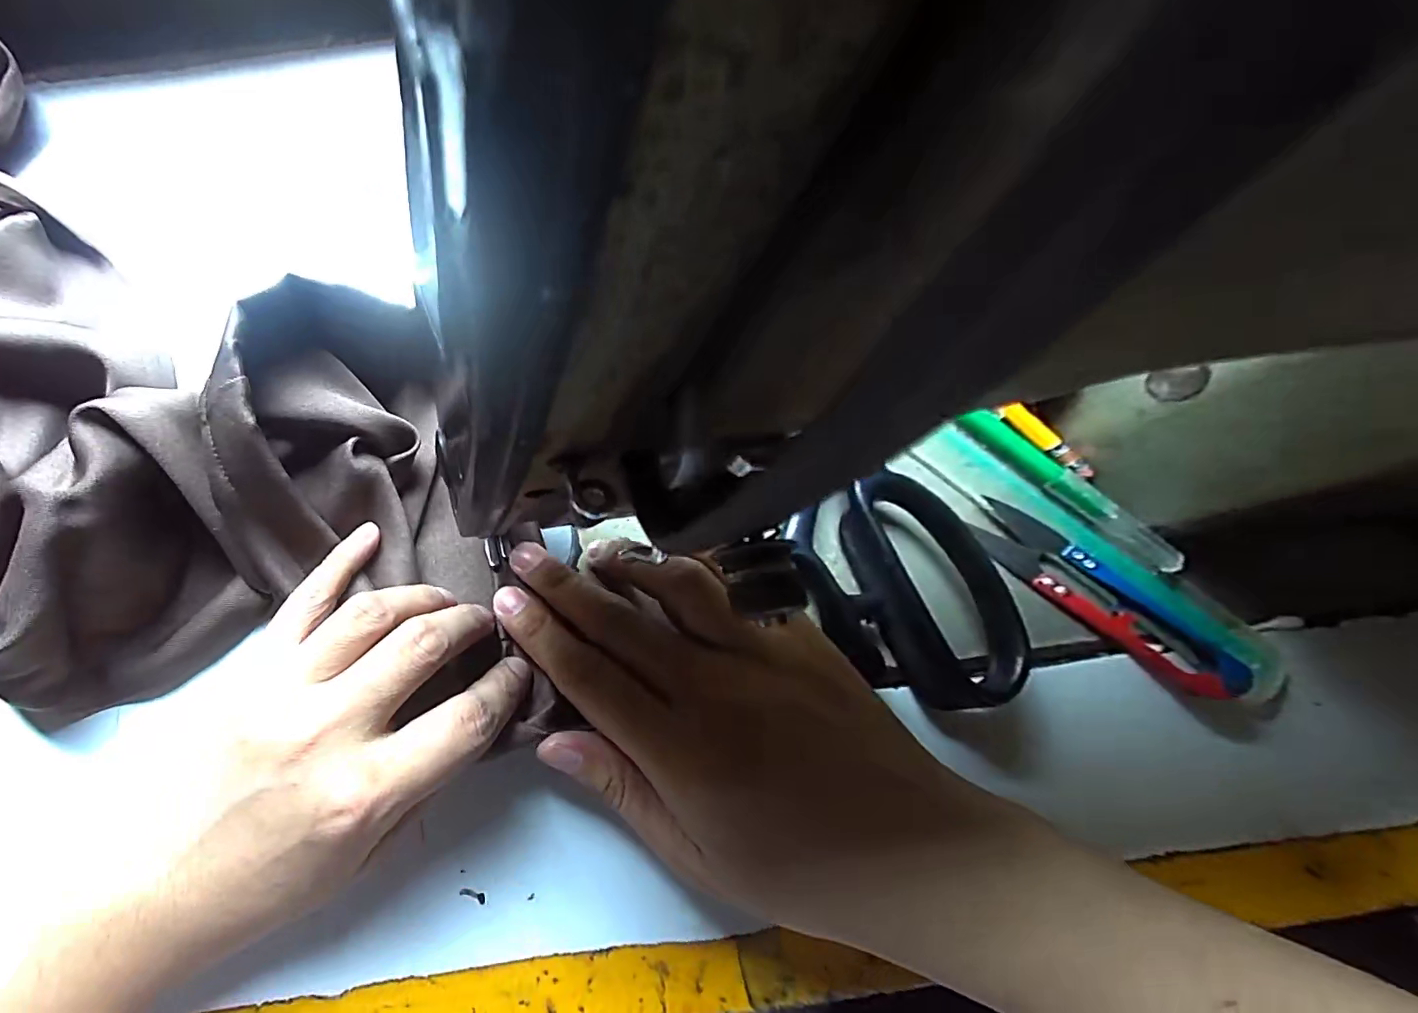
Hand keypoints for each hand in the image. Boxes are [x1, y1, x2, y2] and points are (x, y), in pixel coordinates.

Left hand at [0, 522, 530, 1012]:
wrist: (139, 892)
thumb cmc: (260, 889)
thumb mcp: (362, 860)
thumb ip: (422, 788)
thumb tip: (469, 729)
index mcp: (363, 792)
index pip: (467, 719)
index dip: (507, 686)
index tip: (518, 670)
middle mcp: (327, 729)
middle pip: (424, 645)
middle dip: (470, 624)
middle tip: (486, 622)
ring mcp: (281, 689)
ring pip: (371, 613)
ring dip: (422, 596)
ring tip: (445, 601)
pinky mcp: (248, 670)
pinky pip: (302, 601)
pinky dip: (339, 561)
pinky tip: (370, 536)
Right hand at [492, 539, 1047, 946]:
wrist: (910, 845)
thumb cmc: (796, 865)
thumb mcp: (695, 852)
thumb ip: (622, 787)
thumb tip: (554, 740)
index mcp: (680, 746)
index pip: (592, 676)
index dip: (543, 635)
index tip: (508, 599)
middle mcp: (714, 684)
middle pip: (624, 622)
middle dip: (566, 584)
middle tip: (526, 552)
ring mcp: (762, 651)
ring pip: (681, 588)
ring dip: (633, 564)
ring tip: (597, 551)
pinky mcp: (799, 636)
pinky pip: (739, 592)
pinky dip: (700, 573)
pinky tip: (681, 568)